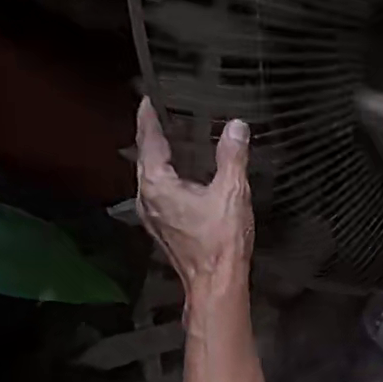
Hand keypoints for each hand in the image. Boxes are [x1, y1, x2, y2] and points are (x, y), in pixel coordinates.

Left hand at [135, 98, 253, 292]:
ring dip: (161, 157)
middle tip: (164, 114)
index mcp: (158, 184)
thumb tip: (237, 126)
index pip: (149, 141)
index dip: (149, 118)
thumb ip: (232, 157)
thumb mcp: (232, 193)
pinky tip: (184, 176)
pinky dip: (168, 176)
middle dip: (153, 136)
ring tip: (175, 140)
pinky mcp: (164, 227)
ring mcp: (153, 214)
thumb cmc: (221, 240)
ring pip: (151, 176)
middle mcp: (148, 197)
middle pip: (146, 158)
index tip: (149, 99)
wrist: (216, 283)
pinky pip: (160, 191)